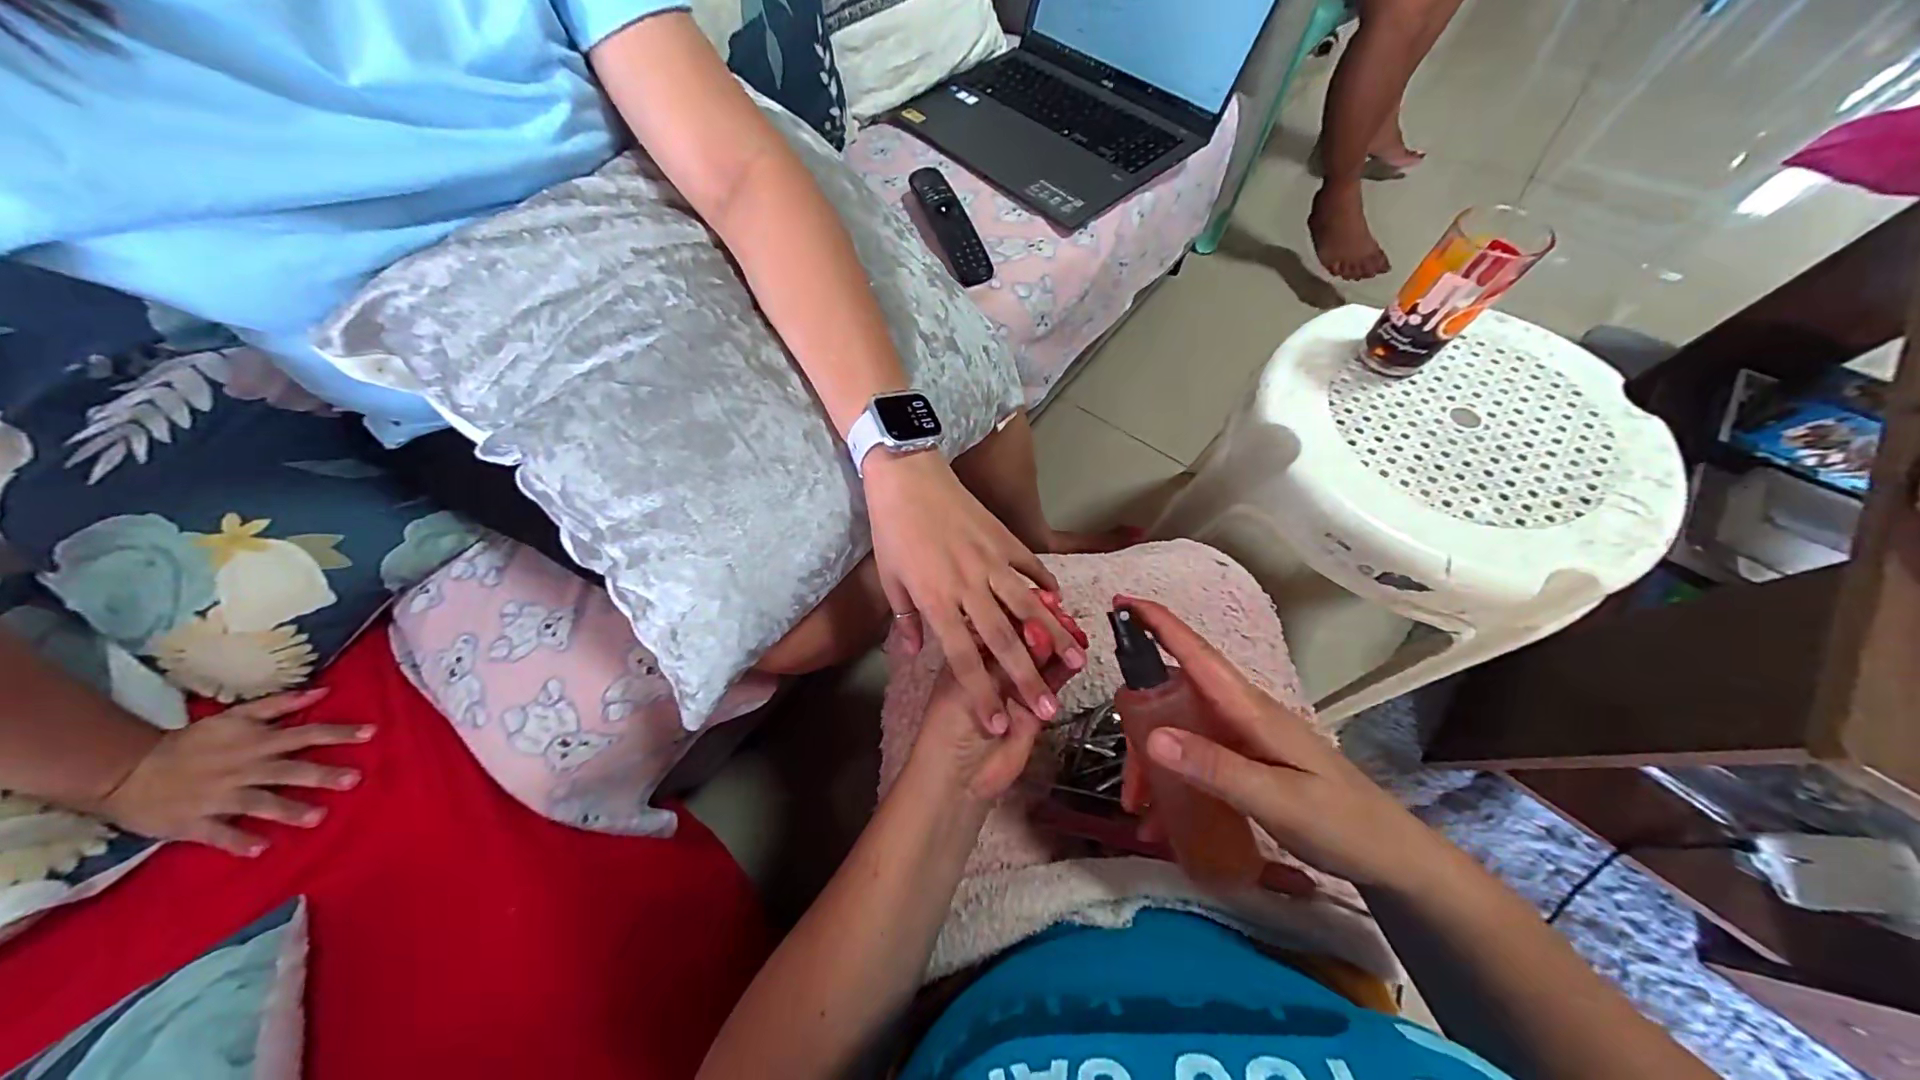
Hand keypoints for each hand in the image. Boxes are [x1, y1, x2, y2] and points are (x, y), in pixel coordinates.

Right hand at [98, 688, 372, 856]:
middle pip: (290, 771)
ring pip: (260, 804)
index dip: (339, 733)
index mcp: (257, 743)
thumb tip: (324, 690)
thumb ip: (281, 704)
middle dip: (322, 775)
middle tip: (355, 779)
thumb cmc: (193, 742)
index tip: (372, 732)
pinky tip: (261, 849)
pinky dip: (238, 842)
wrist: (126, 771)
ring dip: (289, 811)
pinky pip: (218, 834)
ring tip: (319, 817)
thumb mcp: (236, 716)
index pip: (307, 734)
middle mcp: (244, 768)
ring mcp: (218, 797)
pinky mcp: (193, 822)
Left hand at [864, 451, 1083, 732]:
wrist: (907, 476)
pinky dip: (1047, 585)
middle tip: (1049, 707)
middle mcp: (970, 587)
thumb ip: (905, 618)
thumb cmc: (893, 531)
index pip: (962, 658)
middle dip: (1027, 677)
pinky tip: (1061, 602)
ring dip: (1054, 635)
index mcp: (937, 600)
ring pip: (1029, 606)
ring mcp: (992, 562)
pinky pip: (1031, 567)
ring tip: (1077, 660)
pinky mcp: (1005, 540)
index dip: (981, 693)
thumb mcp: (889, 578)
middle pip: (1003, 640)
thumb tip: (914, 650)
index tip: (998, 723)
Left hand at [910, 608, 1084, 803]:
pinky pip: (1051, 681)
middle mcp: (991, 664)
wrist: (953, 782)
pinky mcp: (1033, 707)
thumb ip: (994, 667)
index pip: (990, 623)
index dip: (1011, 611)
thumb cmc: (943, 731)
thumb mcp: (962, 690)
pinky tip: (1078, 652)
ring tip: (1073, 626)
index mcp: (965, 652)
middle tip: (1058, 607)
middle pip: (1018, 635)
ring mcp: (1013, 685)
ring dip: (1057, 641)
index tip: (1033, 597)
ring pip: (1038, 655)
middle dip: (1040, 621)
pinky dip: (1064, 666)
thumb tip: (1025, 635)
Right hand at [1114, 597, 1448, 891]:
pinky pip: (1194, 756)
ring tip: (1139, 808)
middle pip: (1175, 696)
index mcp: (1251, 710)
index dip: (1158, 624)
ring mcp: (1243, 736)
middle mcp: (1242, 713)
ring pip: (1179, 728)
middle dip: (1139, 726)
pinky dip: (1172, 780)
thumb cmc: (1344, 825)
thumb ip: (1216, 768)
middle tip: (1125, 774)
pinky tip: (1163, 820)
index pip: (1197, 655)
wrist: (1394, 858)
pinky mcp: (1245, 759)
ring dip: (1152, 761)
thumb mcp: (1278, 800)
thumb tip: (1152, 734)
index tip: (1123, 603)